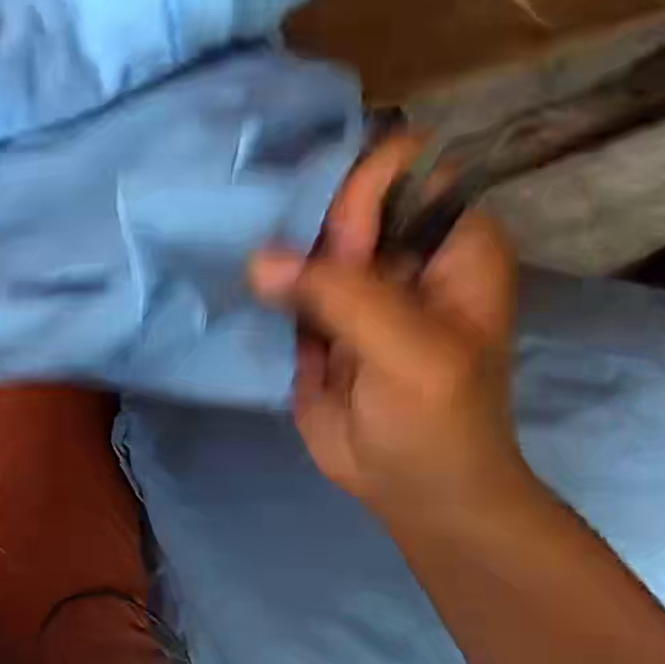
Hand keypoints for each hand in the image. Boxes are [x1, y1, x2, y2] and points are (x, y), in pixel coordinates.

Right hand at [248, 135, 532, 518]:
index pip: (410, 175)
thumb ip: (344, 297)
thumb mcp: (409, 352)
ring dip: (267, 235)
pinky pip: (278, 283)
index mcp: (446, 248)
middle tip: (247, 214)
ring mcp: (348, 289)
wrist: (412, 488)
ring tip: (218, 225)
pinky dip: (252, 276)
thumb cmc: (438, 419)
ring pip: (305, 240)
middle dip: (300, 201)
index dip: (364, 175)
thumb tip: (260, 259)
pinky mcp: (308, 319)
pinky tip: (218, 263)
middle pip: (345, 202)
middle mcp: (396, 257)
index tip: (313, 204)